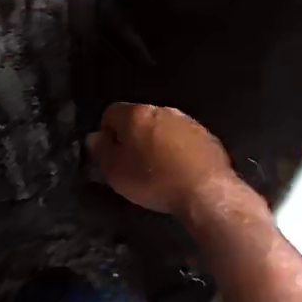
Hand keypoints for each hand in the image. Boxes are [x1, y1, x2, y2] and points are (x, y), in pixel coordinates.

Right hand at [87, 103, 247, 217]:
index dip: (106, 134)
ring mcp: (187, 121)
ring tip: (158, 172)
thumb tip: (95, 137)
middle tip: (132, 165)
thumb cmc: (155, 180)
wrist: (206, 191)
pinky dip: (177, 151)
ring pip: (162, 128)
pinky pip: (183, 139)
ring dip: (156, 144)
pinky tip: (179, 172)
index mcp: (137, 114)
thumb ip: (101, 151)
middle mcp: (163, 110)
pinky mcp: (206, 135)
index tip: (111, 156)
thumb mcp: (116, 172)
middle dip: (133, 138)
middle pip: (138, 119)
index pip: (110, 113)